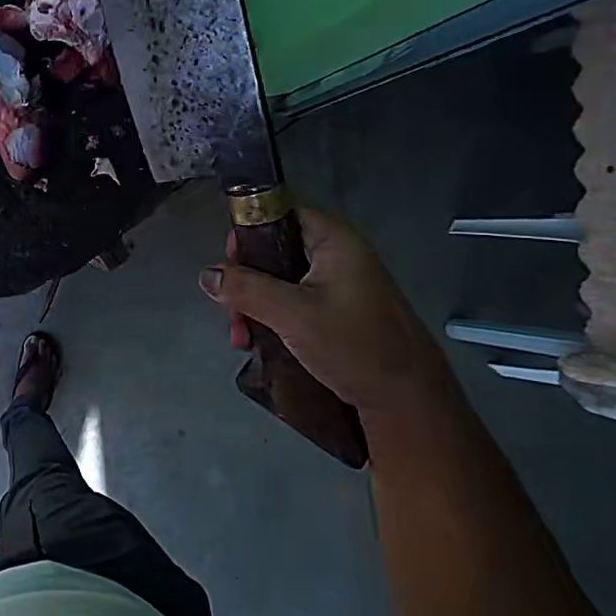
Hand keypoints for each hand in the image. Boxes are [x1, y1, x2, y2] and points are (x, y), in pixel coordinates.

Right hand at [200, 208, 453, 414]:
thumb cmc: (356, 345)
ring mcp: (337, 286)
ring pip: (277, 283)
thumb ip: (246, 290)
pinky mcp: (335, 314)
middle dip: (244, 282)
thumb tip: (207, 275)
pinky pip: (290, 305)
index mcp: (333, 240)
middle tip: (232, 311)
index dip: (249, 233)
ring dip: (252, 307)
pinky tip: (257, 345)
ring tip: (243, 339)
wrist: (407, 402)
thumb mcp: (293, 314)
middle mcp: (335, 256)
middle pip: (273, 252)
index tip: (228, 264)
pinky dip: (270, 321)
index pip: (281, 214)